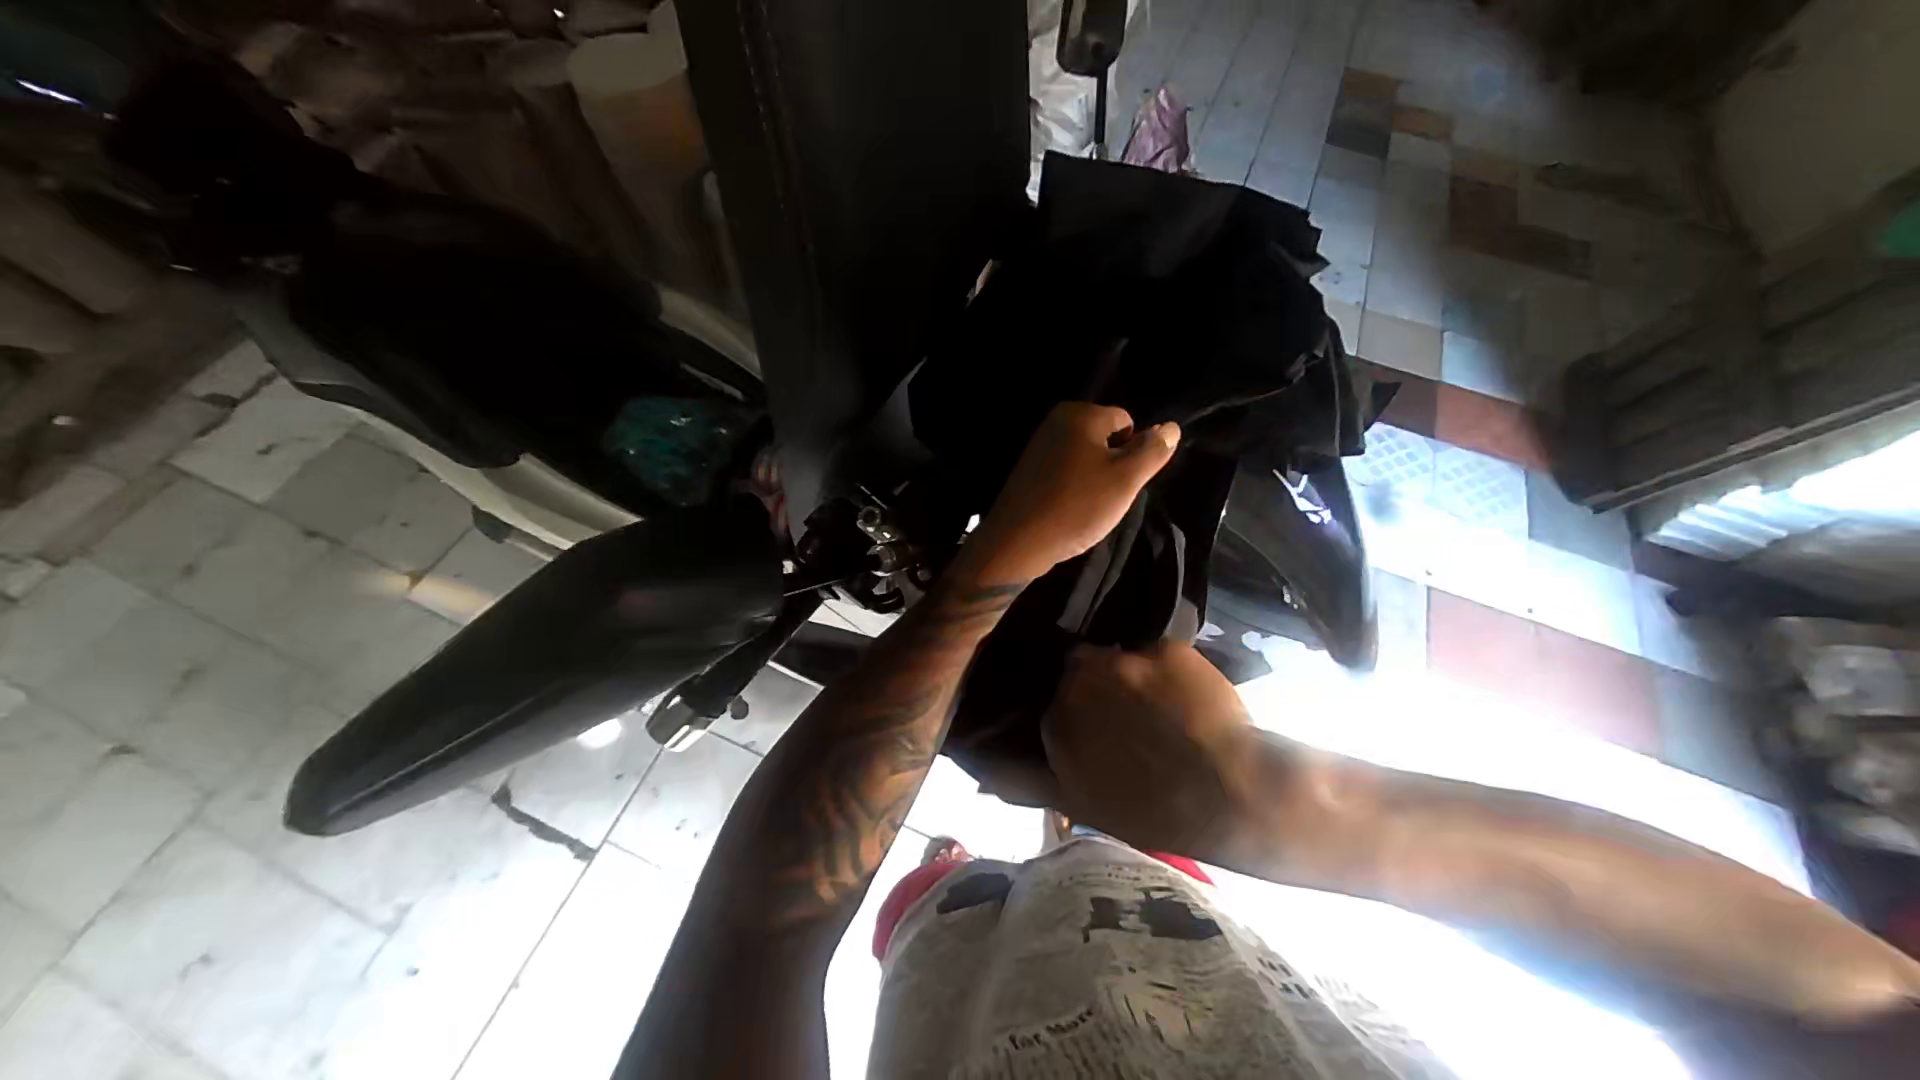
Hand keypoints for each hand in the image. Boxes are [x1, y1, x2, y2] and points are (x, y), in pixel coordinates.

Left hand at [963, 403, 1178, 584]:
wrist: (1017, 543)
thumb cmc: (1076, 506)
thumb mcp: (1126, 479)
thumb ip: (1152, 450)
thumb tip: (1172, 427)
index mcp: (1079, 413)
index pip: (1126, 421)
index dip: (1132, 452)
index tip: (1122, 481)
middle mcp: (1055, 421)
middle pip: (1104, 438)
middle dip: (1113, 465)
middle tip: (1106, 496)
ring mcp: (1037, 446)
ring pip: (1085, 459)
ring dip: (1093, 481)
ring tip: (1086, 506)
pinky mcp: (1027, 471)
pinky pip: (1064, 474)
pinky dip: (1072, 490)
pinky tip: (1068, 511)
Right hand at [1040, 642, 1269, 857]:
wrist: (1232, 799)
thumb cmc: (1153, 813)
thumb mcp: (1080, 805)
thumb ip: (1028, 783)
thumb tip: (982, 779)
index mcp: (1057, 719)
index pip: (1053, 698)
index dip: (1076, 709)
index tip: (1095, 724)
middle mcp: (1082, 680)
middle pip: (1083, 668)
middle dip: (1098, 685)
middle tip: (1128, 714)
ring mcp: (1125, 661)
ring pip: (1121, 657)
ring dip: (1133, 675)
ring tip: (1161, 706)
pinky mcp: (1167, 648)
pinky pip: (1160, 653)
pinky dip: (1171, 671)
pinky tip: (1189, 699)